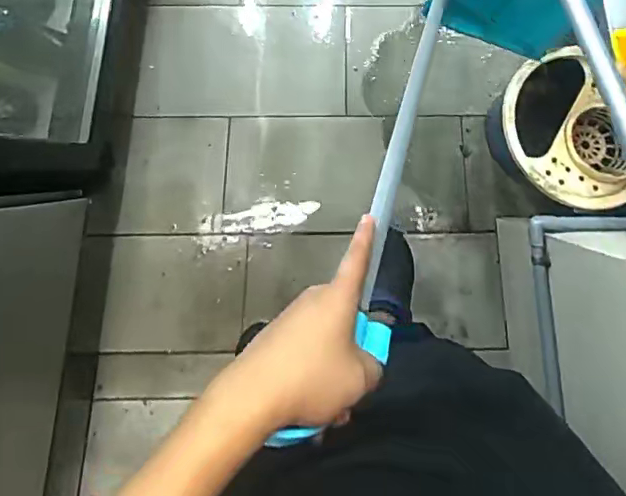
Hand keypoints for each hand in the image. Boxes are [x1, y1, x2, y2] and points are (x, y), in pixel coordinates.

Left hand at [202, 215, 383, 432]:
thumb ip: (373, 365)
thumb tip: (364, 361)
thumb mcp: (360, 379)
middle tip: (352, 386)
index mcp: (338, 298)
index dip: (367, 241)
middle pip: (345, 318)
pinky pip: (305, 356)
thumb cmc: (312, 377)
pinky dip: (311, 380)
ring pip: (326, 344)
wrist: (253, 394)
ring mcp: (292, 317)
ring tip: (327, 407)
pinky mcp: (276, 338)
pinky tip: (306, 407)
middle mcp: (314, 300)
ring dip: (331, 373)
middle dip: (353, 351)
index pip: (357, 262)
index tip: (369, 218)